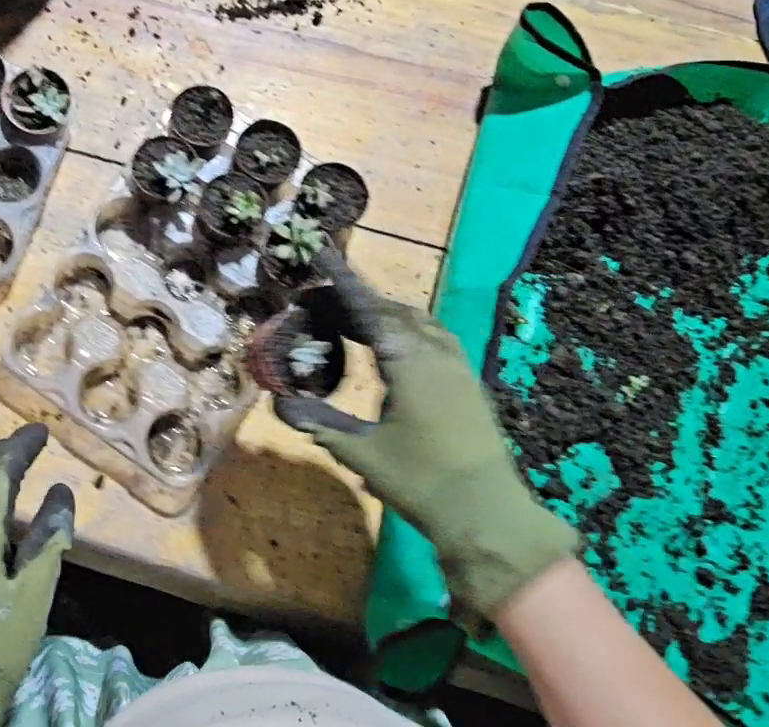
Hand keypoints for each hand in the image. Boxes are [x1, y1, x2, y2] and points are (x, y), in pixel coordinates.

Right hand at [274, 248, 578, 624]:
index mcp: (408, 361)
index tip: (322, 253)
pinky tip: (398, 347)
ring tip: (356, 319)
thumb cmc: (420, 480)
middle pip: (392, 311)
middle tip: (323, 302)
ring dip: (386, 313)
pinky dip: (409, 329)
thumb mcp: (362, 452)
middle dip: (357, 300)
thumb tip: (280, 404)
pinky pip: (435, 337)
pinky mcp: (468, 383)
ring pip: (419, 322)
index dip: (341, 282)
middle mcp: (435, 353)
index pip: (367, 308)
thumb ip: (321, 423)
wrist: (487, 514)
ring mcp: (458, 367)